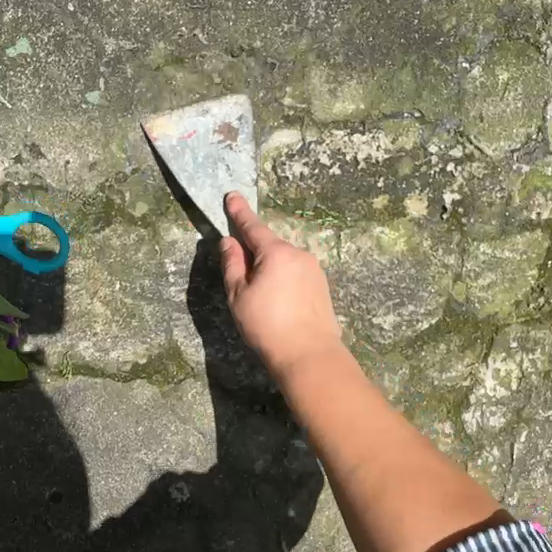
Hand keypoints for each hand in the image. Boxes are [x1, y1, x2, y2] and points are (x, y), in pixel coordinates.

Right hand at [219, 192, 343, 379]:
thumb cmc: (267, 326)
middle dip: (254, 254)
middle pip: (269, 246)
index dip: (239, 212)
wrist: (309, 355)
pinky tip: (278, 304)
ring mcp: (314, 270)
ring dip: (269, 271)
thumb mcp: (239, 296)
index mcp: (276, 252)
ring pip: (283, 262)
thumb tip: (229, 242)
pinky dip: (283, 281)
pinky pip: (295, 275)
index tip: (231, 196)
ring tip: (260, 300)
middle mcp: (298, 254)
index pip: (253, 226)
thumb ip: (232, 265)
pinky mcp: (322, 286)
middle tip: (240, 278)